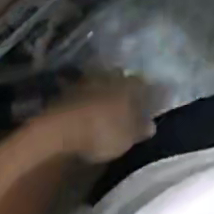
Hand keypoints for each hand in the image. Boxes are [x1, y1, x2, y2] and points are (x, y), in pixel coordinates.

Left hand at [39, 77, 156, 163]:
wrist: (61, 127)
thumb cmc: (103, 132)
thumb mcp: (128, 137)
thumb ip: (141, 129)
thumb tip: (152, 125)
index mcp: (129, 85)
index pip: (143, 84)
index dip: (148, 94)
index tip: (150, 102)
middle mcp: (110, 76)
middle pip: (121, 80)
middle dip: (125, 89)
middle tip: (128, 103)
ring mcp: (88, 80)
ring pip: (102, 83)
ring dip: (105, 91)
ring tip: (107, 106)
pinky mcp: (69, 89)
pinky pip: (84, 91)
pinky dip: (87, 98)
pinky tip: (87, 108)